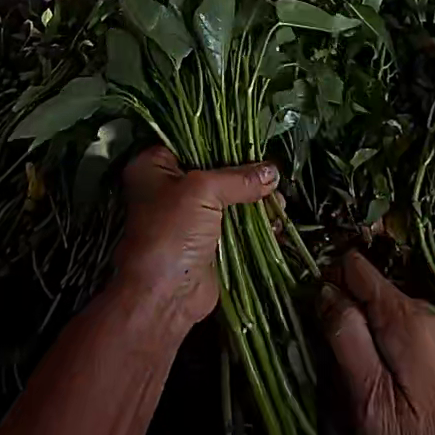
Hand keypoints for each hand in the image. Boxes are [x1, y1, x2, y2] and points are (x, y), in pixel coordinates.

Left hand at [114, 145, 279, 329]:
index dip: (222, 140)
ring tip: (279, 199)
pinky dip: (254, 221)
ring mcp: (188, 215)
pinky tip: (276, 219)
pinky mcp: (205, 240)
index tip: (253, 139)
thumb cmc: (171, 230)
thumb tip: (272, 171)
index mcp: (154, 165)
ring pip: (227, 198)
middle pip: (213, 169)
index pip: (192, 140)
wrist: (164, 295)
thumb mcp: (202, 190)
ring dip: (254, 199)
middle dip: (245, 173)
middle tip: (272, 172)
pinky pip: (234, 223)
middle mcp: (169, 186)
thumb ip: (238, 178)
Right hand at [319, 251, 434, 434]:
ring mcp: (431, 338)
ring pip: (375, 317)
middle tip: (329, 367)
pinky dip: (374, 356)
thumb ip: (345, 336)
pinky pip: (392, 338)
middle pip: (364, 291)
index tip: (311, 318)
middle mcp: (422, 316)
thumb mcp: (370, 398)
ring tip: (349, 389)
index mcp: (405, 318)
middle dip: (340, 318)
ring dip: (355, 342)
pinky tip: (373, 396)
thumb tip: (324, 291)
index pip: (354, 266)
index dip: (326, 283)